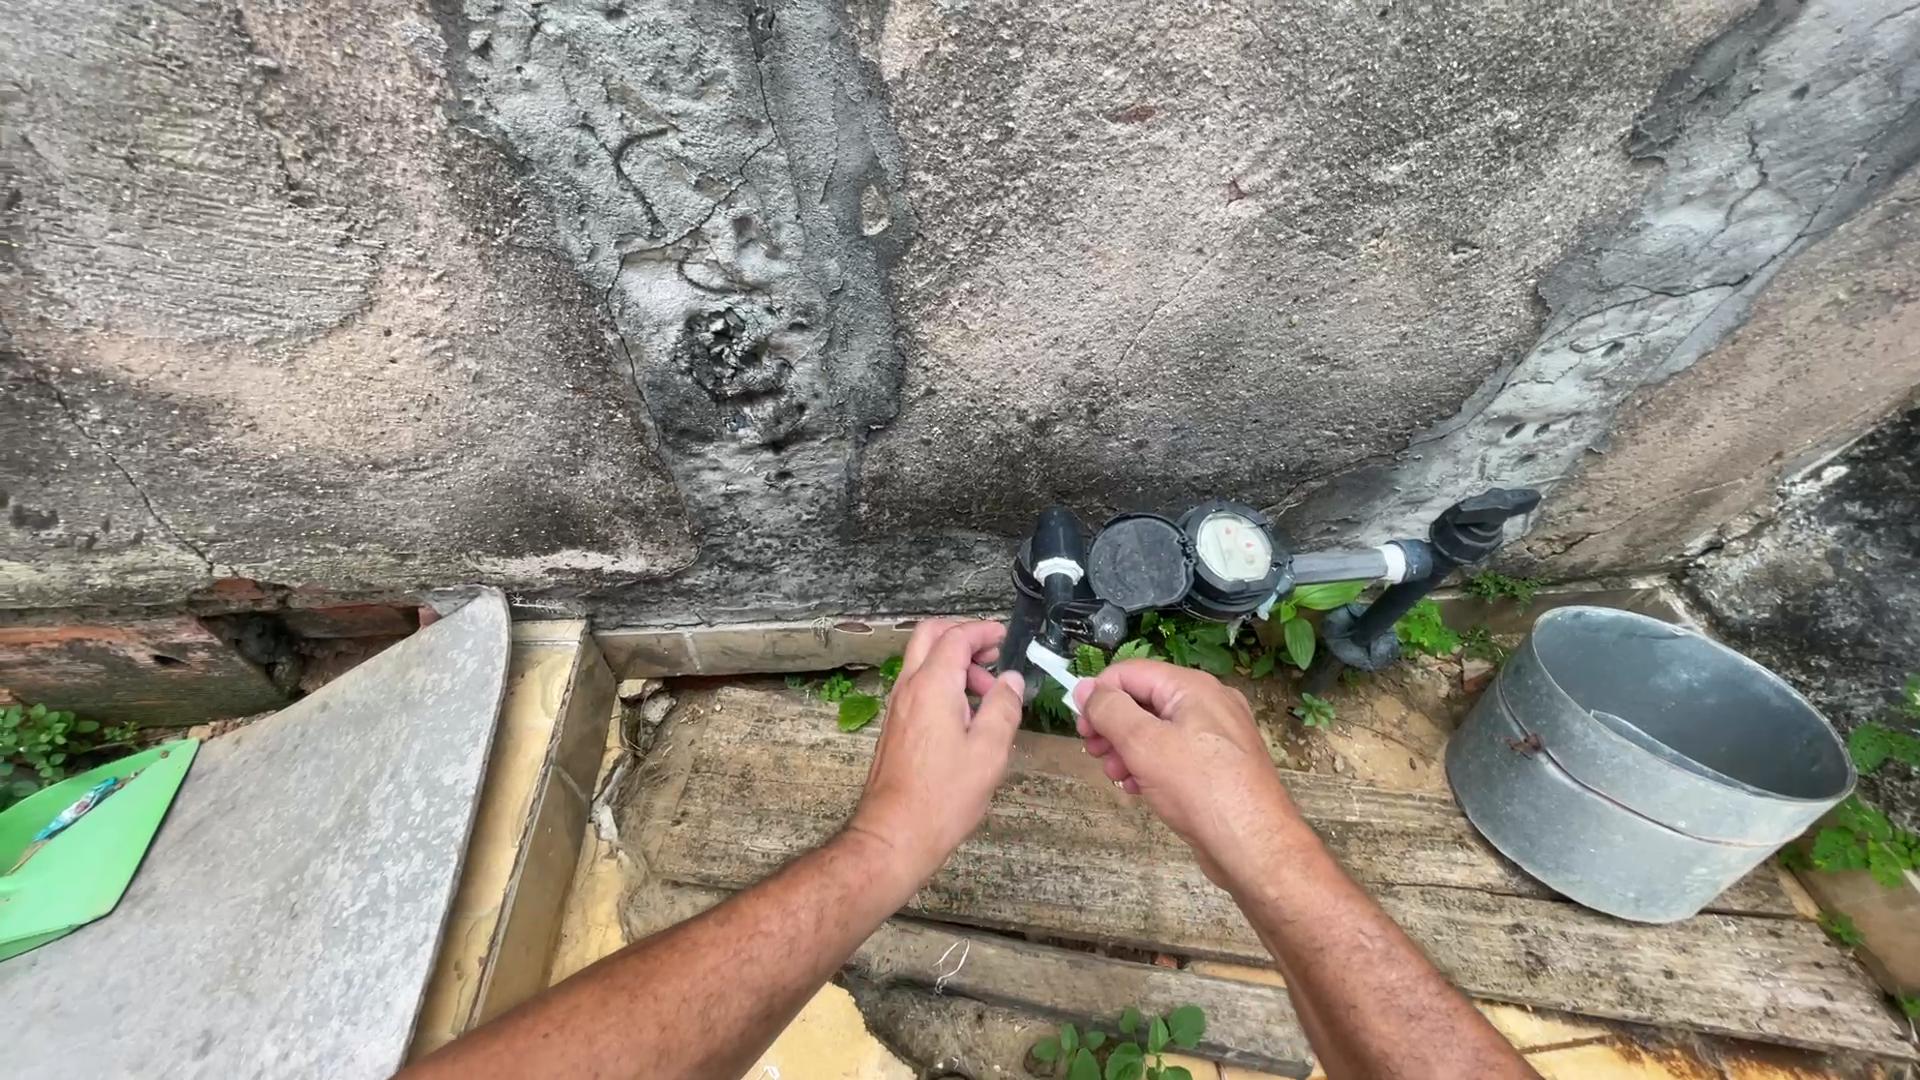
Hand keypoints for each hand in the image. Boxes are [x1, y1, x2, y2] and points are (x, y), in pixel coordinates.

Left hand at [845, 620, 1024, 887]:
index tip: (1004, 638)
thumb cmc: (942, 798)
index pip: (956, 637)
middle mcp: (909, 687)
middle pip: (930, 636)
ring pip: (923, 660)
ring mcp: (898, 705)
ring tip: (987, 694)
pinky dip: (943, 683)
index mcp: (932, 686)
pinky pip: (919, 685)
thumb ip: (1003, 708)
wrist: (893, 834)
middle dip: (963, 636)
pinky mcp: (896, 724)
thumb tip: (1010, 681)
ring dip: (955, 663)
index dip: (982, 631)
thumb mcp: (989, 751)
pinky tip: (967, 715)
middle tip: (992, 655)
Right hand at [1073, 660, 1301, 887]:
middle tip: (1093, 751)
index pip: (1130, 673)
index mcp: (1192, 687)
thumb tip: (1085, 688)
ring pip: (1156, 730)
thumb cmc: (1200, 789)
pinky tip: (1137, 787)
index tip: (1081, 726)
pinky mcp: (1218, 767)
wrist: (1255, 849)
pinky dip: (1149, 765)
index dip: (1099, 693)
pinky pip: (1173, 754)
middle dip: (1112, 724)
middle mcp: (1208, 704)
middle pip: (1143, 700)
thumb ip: (1109, 710)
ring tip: (1114, 774)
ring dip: (1126, 748)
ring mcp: (1216, 737)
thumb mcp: (1143, 743)